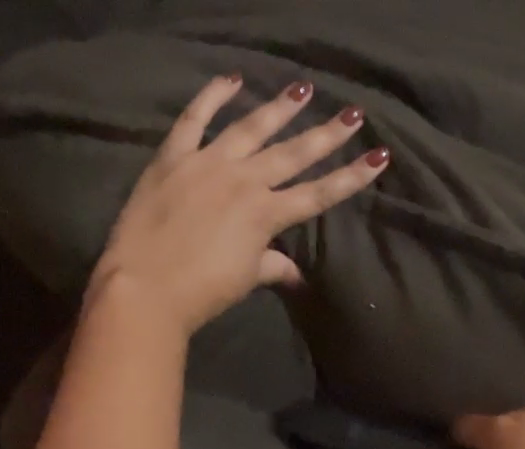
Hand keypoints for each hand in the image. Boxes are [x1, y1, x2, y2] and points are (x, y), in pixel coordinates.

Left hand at [89, 75, 389, 335]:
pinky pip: (195, 119)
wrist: (146, 288)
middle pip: (293, 154)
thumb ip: (271, 267)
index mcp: (266, 215)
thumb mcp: (244, 279)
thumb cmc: (201, 293)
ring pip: (252, 129)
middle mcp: (244, 181)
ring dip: (279, 108)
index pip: (318, 194)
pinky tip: (232, 80)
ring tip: (302, 89)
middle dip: (326, 134)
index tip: (378, 157)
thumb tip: (296, 274)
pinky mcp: (173, 158)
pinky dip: (213, 97)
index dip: (350, 177)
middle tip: (352, 113)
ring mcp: (209, 164)